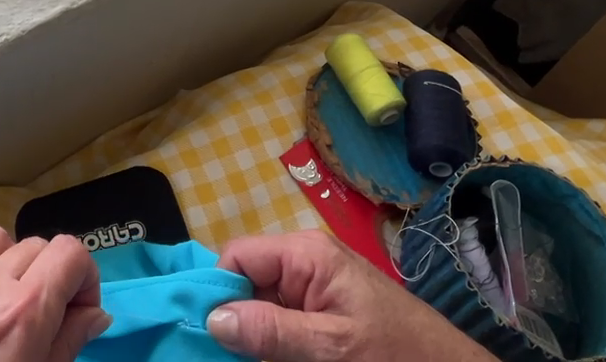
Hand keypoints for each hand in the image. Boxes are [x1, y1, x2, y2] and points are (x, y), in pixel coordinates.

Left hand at [0, 226, 111, 361]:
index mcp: (25, 311)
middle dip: (51, 275)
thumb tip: (94, 314)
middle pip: (37, 245)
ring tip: (7, 296)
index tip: (81, 308)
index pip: (70, 252)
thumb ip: (69, 343)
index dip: (84, 276)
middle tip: (48, 315)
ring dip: (8, 260)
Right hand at [209, 231, 492, 361]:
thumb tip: (212, 317)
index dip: (218, 291)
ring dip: (258, 337)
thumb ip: (272, 331)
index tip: (209, 335)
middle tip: (237, 359)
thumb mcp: (332, 348)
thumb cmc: (396, 356)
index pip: (237, 256)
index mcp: (305, 254)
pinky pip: (286, 319)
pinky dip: (278, 344)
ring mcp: (317, 285)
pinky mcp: (328, 309)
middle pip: (248, 281)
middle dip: (238, 320)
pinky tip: (278, 361)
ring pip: (264, 305)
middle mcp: (306, 260)